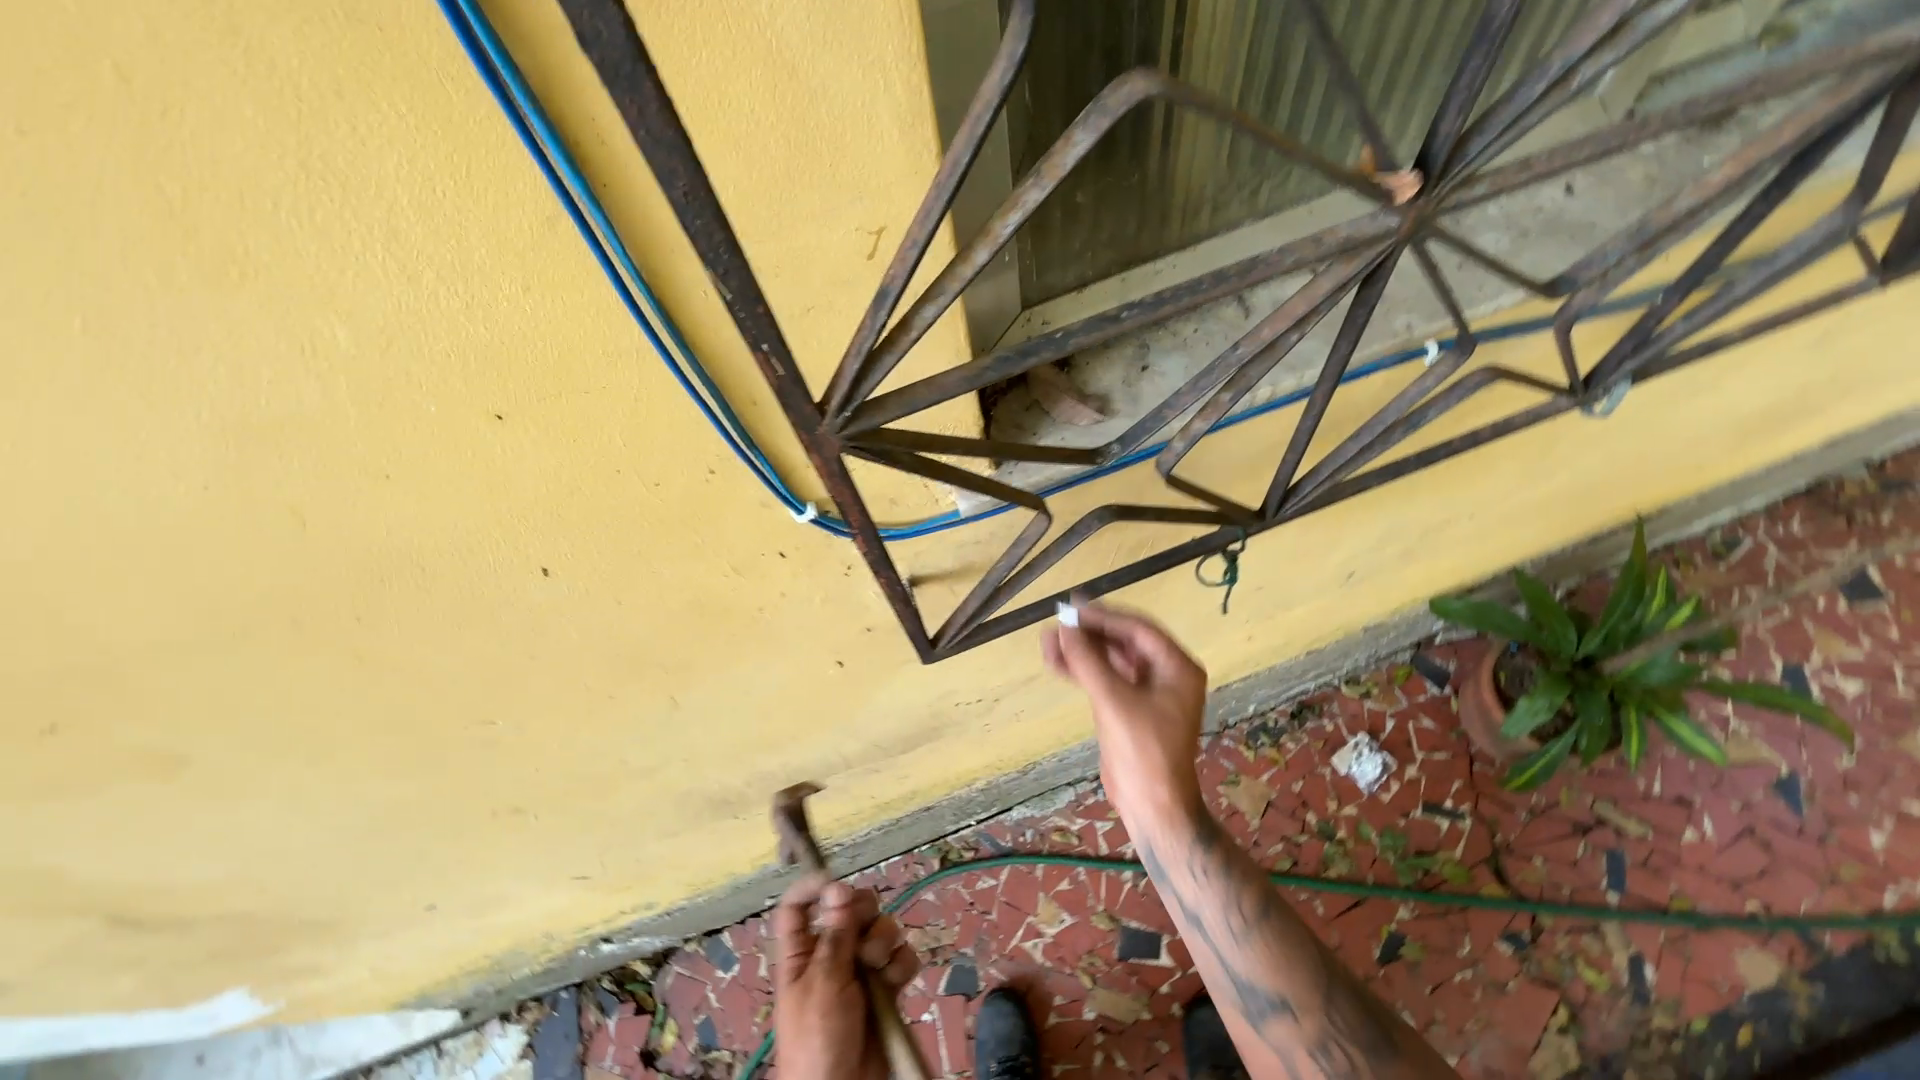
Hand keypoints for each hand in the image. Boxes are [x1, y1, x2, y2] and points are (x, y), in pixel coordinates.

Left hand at [772, 876, 920, 1079]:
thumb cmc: (819, 1039)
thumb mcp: (822, 984)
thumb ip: (835, 935)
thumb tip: (838, 887)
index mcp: (800, 953)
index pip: (798, 908)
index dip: (813, 889)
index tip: (835, 882)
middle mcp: (830, 955)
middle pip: (849, 910)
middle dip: (862, 912)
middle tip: (863, 925)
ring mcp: (860, 971)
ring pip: (880, 930)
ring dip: (882, 940)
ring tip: (876, 966)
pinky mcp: (887, 988)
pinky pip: (901, 957)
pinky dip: (901, 964)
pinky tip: (894, 981)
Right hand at [1042, 600, 1207, 824]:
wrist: (1151, 804)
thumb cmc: (1143, 751)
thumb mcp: (1114, 701)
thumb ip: (1088, 661)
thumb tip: (1065, 628)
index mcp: (1177, 668)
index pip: (1138, 629)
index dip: (1103, 617)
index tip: (1072, 609)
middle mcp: (1165, 674)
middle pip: (1123, 642)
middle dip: (1089, 634)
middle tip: (1056, 624)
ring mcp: (1147, 692)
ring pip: (1110, 660)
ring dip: (1081, 652)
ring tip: (1048, 643)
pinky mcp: (1128, 708)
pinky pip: (1104, 680)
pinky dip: (1082, 672)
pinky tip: (1056, 663)